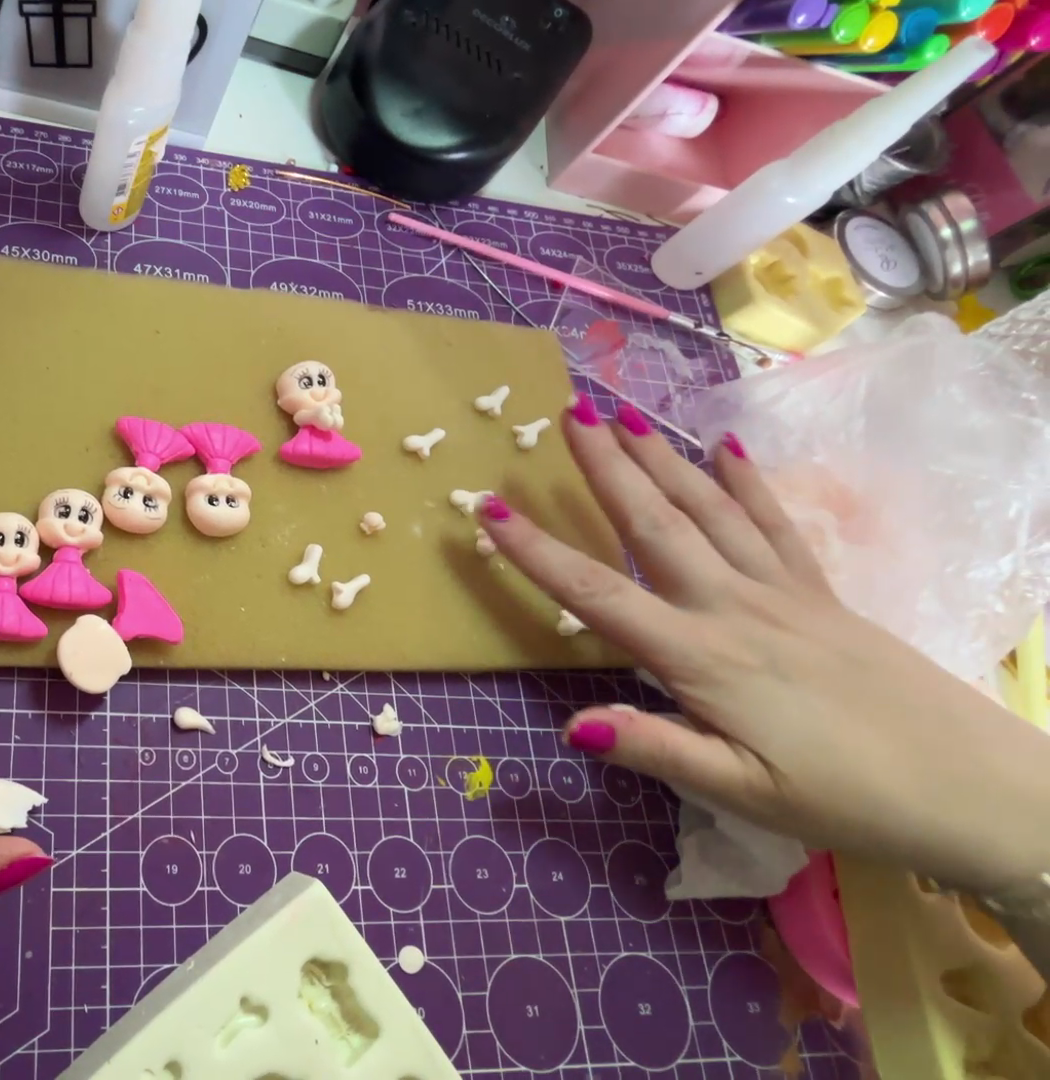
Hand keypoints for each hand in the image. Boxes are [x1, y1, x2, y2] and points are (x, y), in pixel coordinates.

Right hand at [480, 397, 1049, 893]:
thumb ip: (657, 749)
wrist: (988, 796)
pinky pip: (777, 527)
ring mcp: (783, 594)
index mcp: (701, 655)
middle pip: (655, 525)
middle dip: (607, 467)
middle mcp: (735, 607)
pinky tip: (726, 450)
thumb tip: (570, 725)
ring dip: (661, 460)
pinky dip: (747, 484)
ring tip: (625, 414)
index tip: (489, 507)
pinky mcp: (822, 594)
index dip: (536, 551)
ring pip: (710, 511)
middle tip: (571, 413)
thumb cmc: (850, 799)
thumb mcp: (744, 792)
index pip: (597, 592)